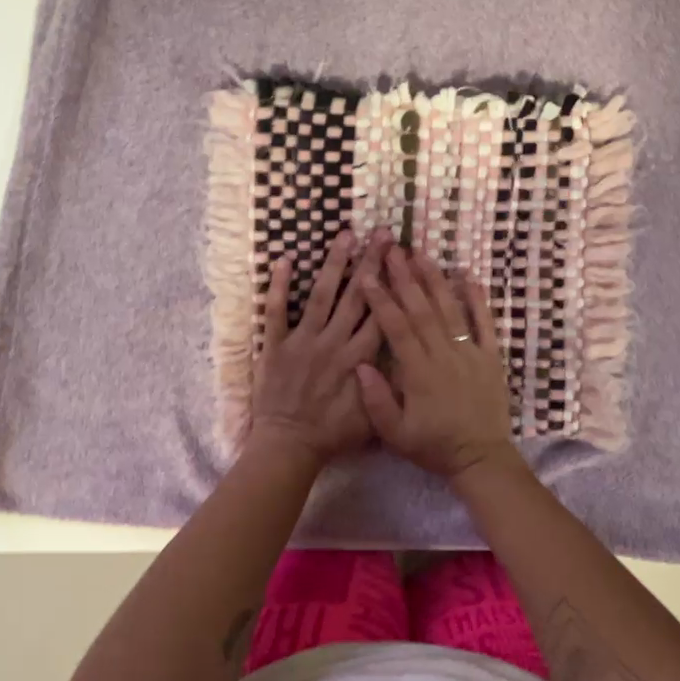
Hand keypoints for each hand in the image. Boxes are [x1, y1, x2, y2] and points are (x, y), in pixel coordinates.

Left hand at [250, 231, 386, 464]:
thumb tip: (404, 357)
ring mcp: (303, 341)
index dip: (393, 285)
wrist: (289, 446)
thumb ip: (388, 385)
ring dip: (334, 264)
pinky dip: (280, 286)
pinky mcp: (276, 346)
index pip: (381, 314)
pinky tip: (285, 260)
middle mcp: (334, 342)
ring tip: (346, 235)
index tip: (404, 260)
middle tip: (383, 234)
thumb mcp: (374, 417)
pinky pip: (276, 312)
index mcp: (359, 358)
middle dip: (371, 263)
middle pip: (357, 296)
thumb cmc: (333, 435)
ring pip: (322, 296)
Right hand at [356, 248, 519, 480]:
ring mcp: (470, 354)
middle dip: (405, 278)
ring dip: (435, 280)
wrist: (480, 458)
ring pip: (450, 310)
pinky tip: (468, 276)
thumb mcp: (395, 434)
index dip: (381, 300)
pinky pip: (485, 324)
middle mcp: (443, 356)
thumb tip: (358, 365)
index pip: (396, 329)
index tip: (368, 276)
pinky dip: (477, 299)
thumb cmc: (433, 446)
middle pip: (422, 310)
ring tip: (421, 254)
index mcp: (417, 373)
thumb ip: (376, 400)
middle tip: (392, 250)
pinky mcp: (491, 357)